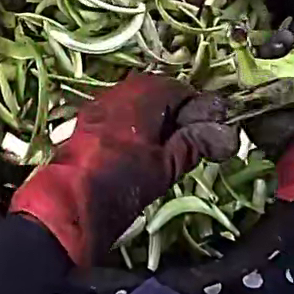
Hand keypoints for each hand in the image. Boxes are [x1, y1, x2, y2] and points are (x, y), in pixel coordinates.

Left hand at [9, 73, 234, 266]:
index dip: (197, 107)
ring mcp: (99, 104)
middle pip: (156, 91)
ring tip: (164, 147)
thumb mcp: (166, 167)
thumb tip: (226, 132)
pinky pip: (118, 112)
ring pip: (136, 101)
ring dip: (153, 117)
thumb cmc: (121, 184)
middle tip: (187, 139)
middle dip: (174, 111)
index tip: (207, 129)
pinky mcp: (86, 121)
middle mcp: (119, 91)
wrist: (67, 205)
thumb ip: (194, 144)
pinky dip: (133, 123)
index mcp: (142, 96)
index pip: (180, 88)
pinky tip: (138, 149)